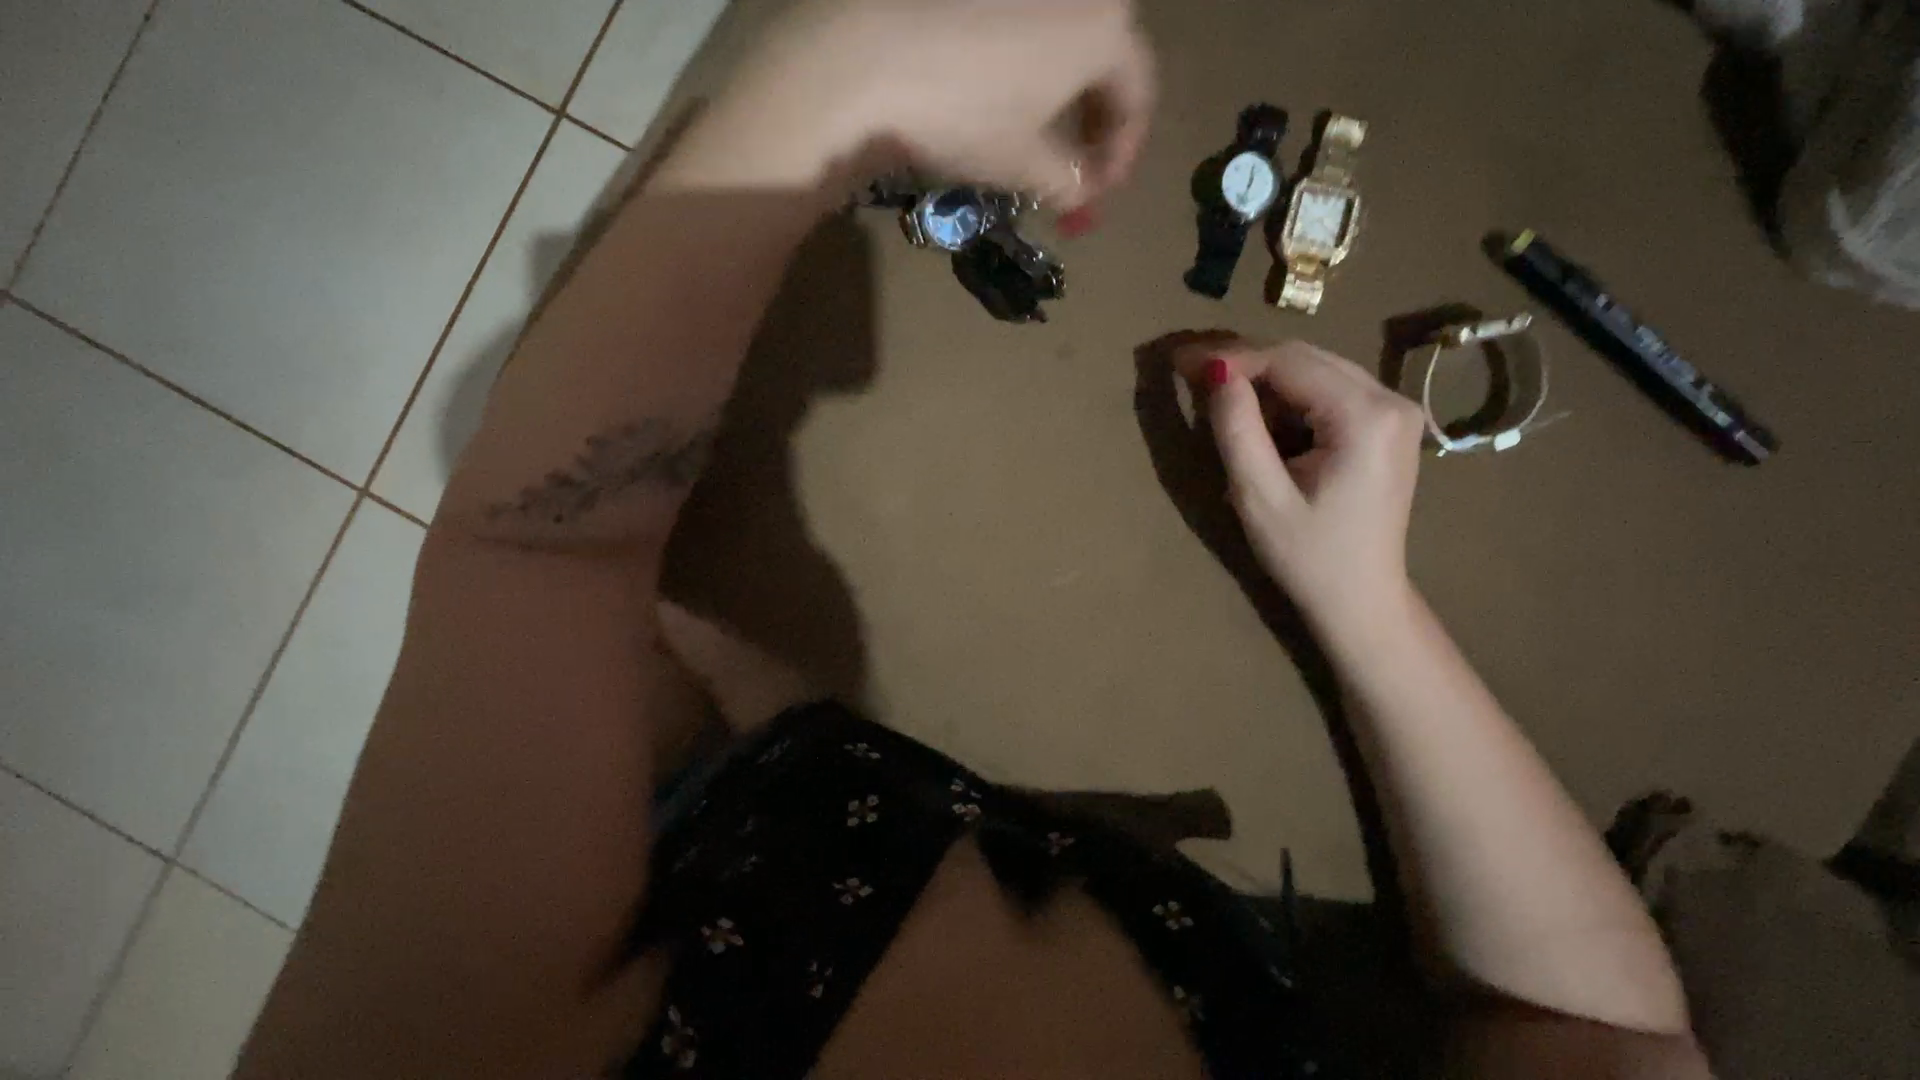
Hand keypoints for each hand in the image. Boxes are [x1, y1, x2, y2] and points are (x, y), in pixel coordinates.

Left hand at [734, 0, 1155, 208]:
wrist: (864, 56)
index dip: (1122, 158)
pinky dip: (1028, 70)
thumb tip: (1082, 190)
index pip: (1137, 98)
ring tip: (1037, 143)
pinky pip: (1027, 28)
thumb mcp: (1025, 165)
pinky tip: (1001, 99)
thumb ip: (1072, 183)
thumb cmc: (962, 113)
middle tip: (1074, 176)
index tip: (1097, 198)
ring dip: (1063, 99)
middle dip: (1095, 127)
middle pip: (1107, 63)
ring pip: (1067, 43)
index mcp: (1107, 27)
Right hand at [1177, 339, 1424, 623]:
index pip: (1290, 362)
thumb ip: (1237, 428)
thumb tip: (1216, 371)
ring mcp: (1395, 411)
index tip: (1182, 362)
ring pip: (1317, 370)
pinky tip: (1260, 417)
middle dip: (1246, 363)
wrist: (1361, 599)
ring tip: (1218, 397)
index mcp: (1366, 417)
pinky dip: (1289, 397)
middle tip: (1190, 371)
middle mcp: (1391, 401)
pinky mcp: (1388, 425)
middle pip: (1306, 358)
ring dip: (1265, 380)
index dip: (1233, 356)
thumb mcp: (1259, 496)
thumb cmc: (1308, 556)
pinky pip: (1330, 391)